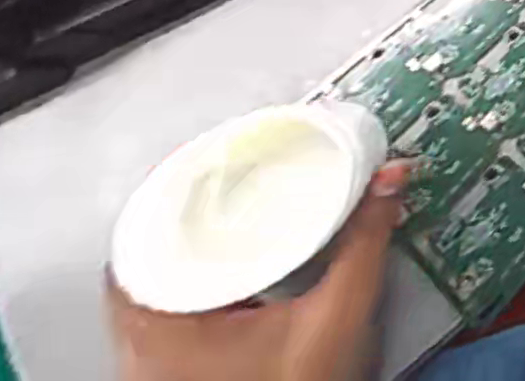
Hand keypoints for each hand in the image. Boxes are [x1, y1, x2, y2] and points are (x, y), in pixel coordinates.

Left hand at [107, 159, 417, 380]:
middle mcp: (146, 352)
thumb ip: (364, 241)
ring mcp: (160, 370)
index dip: (159, 203)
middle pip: (143, 268)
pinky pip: (175, 312)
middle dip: (184, 218)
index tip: (200, 165)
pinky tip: (240, 262)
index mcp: (163, 330)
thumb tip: (393, 173)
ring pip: (158, 292)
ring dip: (190, 248)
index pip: (132, 254)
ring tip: (238, 205)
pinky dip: (201, 278)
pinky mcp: (184, 378)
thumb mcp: (337, 316)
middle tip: (231, 176)